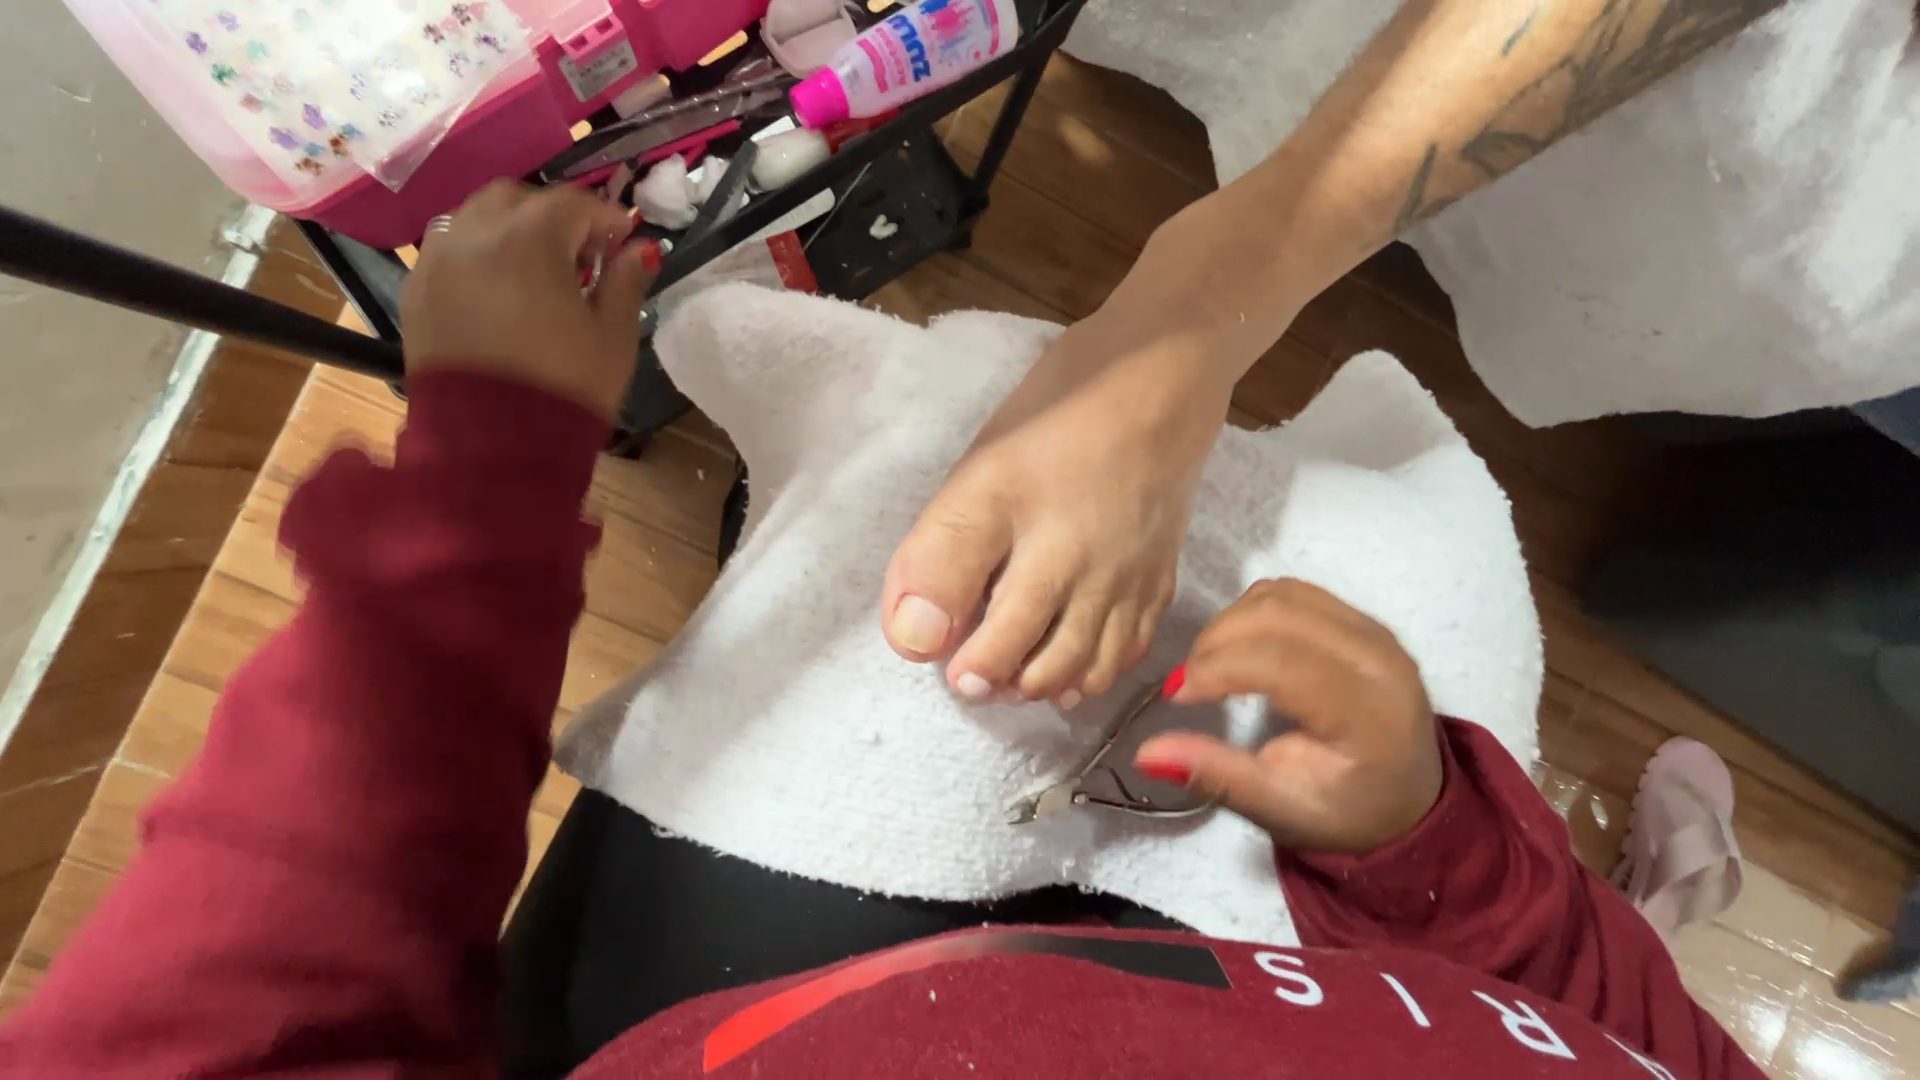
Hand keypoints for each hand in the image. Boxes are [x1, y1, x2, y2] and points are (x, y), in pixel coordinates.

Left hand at [400, 181, 659, 418]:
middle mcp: (474, 234)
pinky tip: (502, 291)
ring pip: (475, 218)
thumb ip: (626, 282)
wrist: (495, 444)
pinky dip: (480, 255)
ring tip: (538, 271)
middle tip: (581, 254)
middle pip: (517, 198)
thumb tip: (640, 248)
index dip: (605, 217)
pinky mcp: (417, 291)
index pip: (572, 203)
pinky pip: (450, 251)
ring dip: (511, 230)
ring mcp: (437, 260)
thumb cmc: (567, 386)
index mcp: (529, 241)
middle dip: (553, 215)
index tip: (624, 242)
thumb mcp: (614, 336)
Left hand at [880, 193, 1303, 707]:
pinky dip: (1105, 667)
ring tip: (1024, 682)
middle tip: (981, 680)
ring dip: (1056, 684)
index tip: (950, 669)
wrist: (1164, 372)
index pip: (1001, 648)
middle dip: (1009, 683)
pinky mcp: (1164, 570)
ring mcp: (1136, 581)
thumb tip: (915, 641)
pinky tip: (1085, 666)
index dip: (971, 670)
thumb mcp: (981, 475)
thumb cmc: (1061, 411)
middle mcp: (1095, 585)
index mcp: (1045, 562)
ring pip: (1096, 664)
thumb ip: (943, 558)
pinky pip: (1137, 643)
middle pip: (1052, 664)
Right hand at [1134, 578, 1442, 854]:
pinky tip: (1241, 648)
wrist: (1408, 800)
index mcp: (1368, 713)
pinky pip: (1294, 592)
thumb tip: (1146, 753)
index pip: (1280, 663)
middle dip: (1216, 641)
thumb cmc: (1343, 811)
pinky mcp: (1361, 619)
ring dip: (1231, 622)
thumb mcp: (1278, 808)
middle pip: (1276, 614)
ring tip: (1213, 665)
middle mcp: (1379, 659)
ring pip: (1280, 594)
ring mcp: (1374, 631)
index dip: (1217, 669)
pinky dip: (1252, 611)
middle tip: (1190, 681)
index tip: (1177, 695)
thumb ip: (1216, 775)